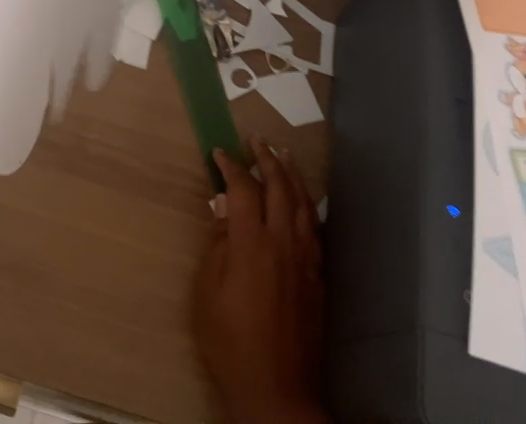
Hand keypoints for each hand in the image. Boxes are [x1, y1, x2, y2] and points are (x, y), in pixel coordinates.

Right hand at [193, 143, 327, 423]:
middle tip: (256, 139)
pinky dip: (305, 204)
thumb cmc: (230, 340)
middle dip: (266, 158)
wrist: (275, 386)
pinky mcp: (318, 275)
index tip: (219, 151)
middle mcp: (283, 242)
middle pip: (279, 187)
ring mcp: (306, 258)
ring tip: (283, 155)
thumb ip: (218, 245)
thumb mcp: (207, 291)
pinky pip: (314, 226)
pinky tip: (301, 201)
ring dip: (291, 175)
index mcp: (251, 243)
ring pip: (303, 203)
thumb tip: (224, 211)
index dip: (231, 166)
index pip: (243, 190)